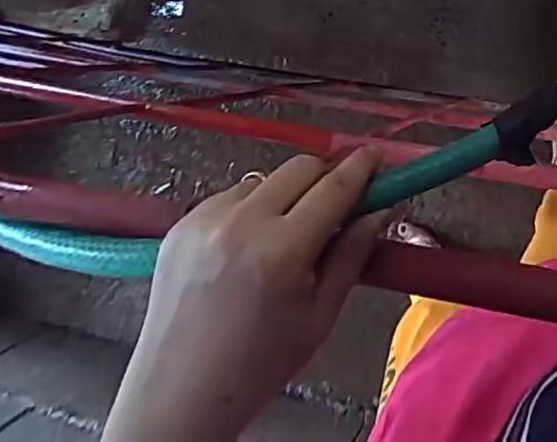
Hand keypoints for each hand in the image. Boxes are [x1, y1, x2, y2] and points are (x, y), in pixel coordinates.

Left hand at [104, 151, 392, 441]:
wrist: (174, 400)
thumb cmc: (258, 367)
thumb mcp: (320, 317)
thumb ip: (354, 254)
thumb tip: (383, 208)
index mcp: (282, 251)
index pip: (335, 186)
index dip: (361, 166)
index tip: (376, 156)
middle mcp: (242, 223)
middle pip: (302, 166)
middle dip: (327, 175)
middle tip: (338, 199)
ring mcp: (207, 219)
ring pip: (268, 177)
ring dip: (289, 191)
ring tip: (288, 230)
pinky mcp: (183, 222)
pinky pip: (235, 194)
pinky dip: (253, 206)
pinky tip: (250, 242)